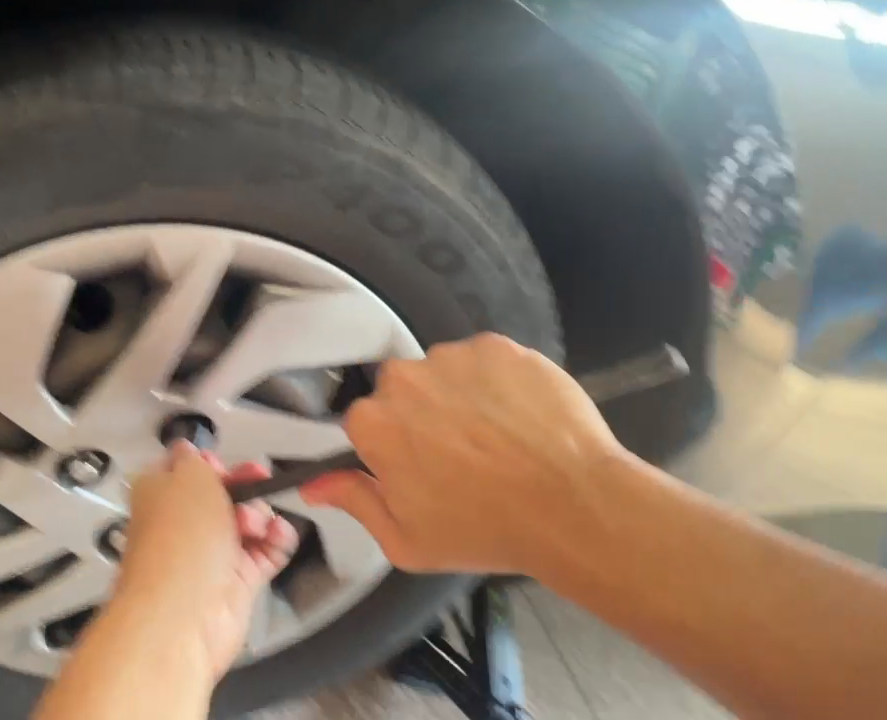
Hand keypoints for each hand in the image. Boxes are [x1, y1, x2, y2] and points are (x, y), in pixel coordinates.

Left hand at [113, 442, 298, 680]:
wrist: (185, 613)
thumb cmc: (179, 537)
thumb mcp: (189, 476)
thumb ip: (194, 459)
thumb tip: (188, 450)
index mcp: (158, 494)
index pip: (183, 468)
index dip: (204, 462)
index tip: (218, 463)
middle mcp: (182, 523)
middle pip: (221, 493)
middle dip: (242, 484)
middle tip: (256, 478)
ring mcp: (210, 553)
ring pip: (246, 521)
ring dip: (259, 514)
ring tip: (254, 523)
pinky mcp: (236, 581)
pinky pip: (265, 552)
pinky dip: (276, 540)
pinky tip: (277, 533)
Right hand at [301, 332, 632, 576]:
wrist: (573, 506)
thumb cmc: (485, 530)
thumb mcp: (406, 540)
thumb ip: (354, 501)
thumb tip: (313, 485)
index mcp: (373, 422)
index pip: (368, 425)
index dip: (394, 449)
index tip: (421, 471)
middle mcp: (403, 378)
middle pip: (403, 392)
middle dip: (422, 417)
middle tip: (461, 456)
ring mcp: (452, 356)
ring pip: (444, 373)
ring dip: (460, 397)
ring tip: (497, 439)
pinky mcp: (496, 346)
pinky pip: (485, 360)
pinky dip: (498, 383)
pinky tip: (519, 418)